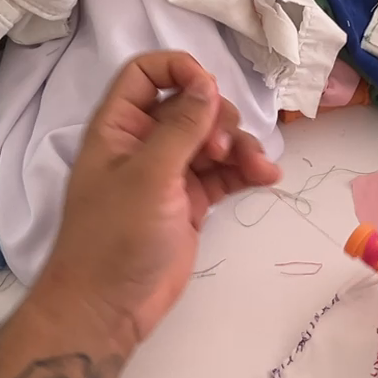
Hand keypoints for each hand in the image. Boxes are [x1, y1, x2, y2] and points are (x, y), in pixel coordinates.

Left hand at [32, 51, 281, 351]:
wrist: (110, 307)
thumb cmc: (115, 237)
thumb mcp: (148, 176)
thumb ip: (180, 126)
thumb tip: (206, 82)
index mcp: (119, 127)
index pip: (145, 74)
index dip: (177, 70)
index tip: (208, 87)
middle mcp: (144, 143)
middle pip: (190, 106)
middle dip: (217, 119)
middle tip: (219, 150)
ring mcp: (169, 174)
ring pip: (213, 140)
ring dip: (239, 147)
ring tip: (258, 169)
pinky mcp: (191, 202)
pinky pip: (223, 174)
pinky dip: (245, 172)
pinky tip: (267, 178)